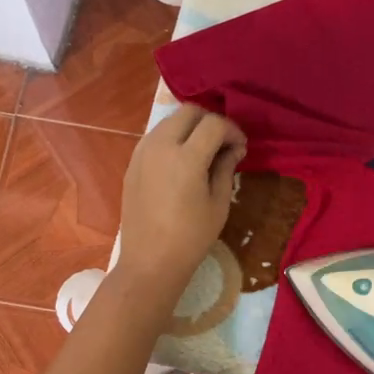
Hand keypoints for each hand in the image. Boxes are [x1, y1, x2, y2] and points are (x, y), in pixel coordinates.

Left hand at [115, 105, 245, 293]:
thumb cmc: (191, 237)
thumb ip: (226, 168)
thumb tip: (233, 149)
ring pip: (169, 120)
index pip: (214, 124)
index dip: (233, 131)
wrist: (149, 261)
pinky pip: (155, 136)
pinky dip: (172, 138)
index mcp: (186, 157)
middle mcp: (161, 145)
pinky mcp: (132, 162)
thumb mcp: (218, 203)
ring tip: (202, 151)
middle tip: (223, 143)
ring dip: (189, 127)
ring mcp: (142, 152)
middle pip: (189, 111)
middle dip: (210, 121)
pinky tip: (181, 161)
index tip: (241, 148)